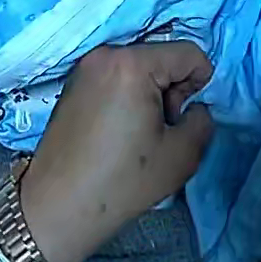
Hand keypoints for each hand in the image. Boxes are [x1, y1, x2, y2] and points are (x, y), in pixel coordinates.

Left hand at [19, 42, 214, 261]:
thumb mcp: (181, 155)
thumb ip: (202, 119)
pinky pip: (117, 74)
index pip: (188, 53)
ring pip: (140, 65)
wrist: (57, 208)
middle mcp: (106, 54)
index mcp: (132, 64)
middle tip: (160, 129)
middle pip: (162, 57)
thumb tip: (195, 106)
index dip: (200, 85)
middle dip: (172, 89)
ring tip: (138, 132)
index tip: (181, 119)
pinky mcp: (74, 81)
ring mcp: (86, 66)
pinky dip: (128, 93)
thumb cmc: (121, 182)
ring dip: (151, 91)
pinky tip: (118, 129)